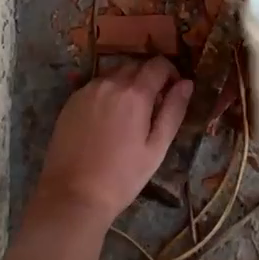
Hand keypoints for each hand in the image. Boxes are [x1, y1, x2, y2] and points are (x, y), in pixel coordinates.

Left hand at [31, 57, 193, 228]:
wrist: (73, 195)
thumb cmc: (122, 177)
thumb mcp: (156, 148)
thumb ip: (173, 111)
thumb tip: (187, 83)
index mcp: (135, 93)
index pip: (158, 64)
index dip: (170, 73)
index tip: (172, 91)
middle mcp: (110, 82)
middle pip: (136, 66)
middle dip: (148, 79)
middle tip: (151, 108)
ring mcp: (88, 89)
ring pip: (114, 74)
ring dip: (126, 85)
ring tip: (128, 116)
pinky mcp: (72, 100)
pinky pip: (96, 86)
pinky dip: (107, 94)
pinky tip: (105, 121)